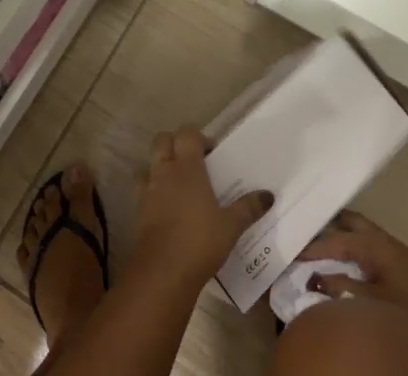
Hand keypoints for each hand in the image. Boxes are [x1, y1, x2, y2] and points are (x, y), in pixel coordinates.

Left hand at [130, 127, 272, 289]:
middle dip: (175, 144)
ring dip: (160, 166)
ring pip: (149, 164)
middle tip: (194, 162)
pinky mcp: (139, 210)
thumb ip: (249, 208)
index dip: (198, 137)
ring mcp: (148, 190)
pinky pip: (143, 189)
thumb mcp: (231, 225)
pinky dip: (153, 190)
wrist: (163, 272)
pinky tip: (168, 206)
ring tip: (178, 182)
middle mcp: (165, 172)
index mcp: (187, 168)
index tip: (212, 153)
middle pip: (162, 141)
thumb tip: (268, 196)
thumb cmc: (200, 241)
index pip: (186, 133)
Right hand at [299, 212, 407, 336]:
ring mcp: (391, 251)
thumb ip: (341, 286)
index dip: (309, 245)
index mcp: (374, 243)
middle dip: (324, 226)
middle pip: (347, 224)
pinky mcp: (397, 265)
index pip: (333, 238)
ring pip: (357, 235)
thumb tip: (313, 276)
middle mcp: (382, 239)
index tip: (286, 248)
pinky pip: (365, 248)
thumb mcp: (371, 301)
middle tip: (299, 234)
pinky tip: (339, 265)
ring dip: (337, 238)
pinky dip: (348, 251)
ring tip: (313, 247)